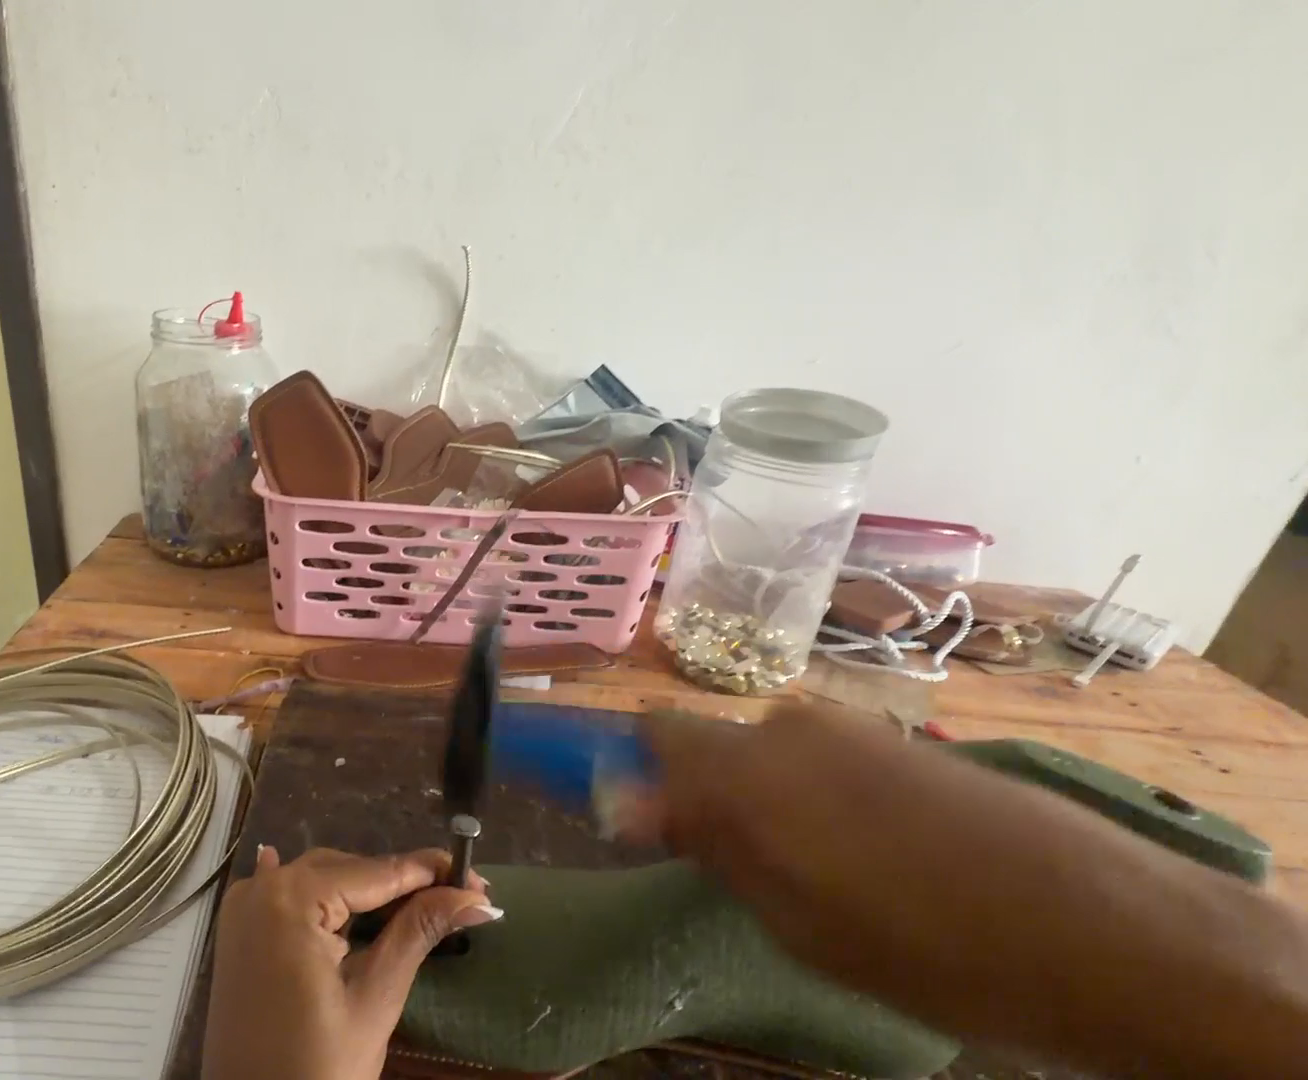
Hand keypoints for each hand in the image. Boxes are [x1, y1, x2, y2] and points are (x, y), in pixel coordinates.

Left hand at [202, 847, 500, 1079]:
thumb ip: (417, 934)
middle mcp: (261, 888)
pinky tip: (351, 888)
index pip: (374, 872)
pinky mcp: (239, 931)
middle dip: (403, 883)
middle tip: (460, 897)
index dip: (430, 873)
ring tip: (426, 903)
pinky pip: (291, 895)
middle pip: (348, 871)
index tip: (476, 878)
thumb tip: (472, 896)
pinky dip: (327, 896)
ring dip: (369, 890)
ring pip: (321, 880)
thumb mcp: (373, 1001)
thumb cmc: (315, 1071)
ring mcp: (244, 907)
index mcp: (291, 898)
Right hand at [611, 701, 1307, 1079]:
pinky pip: (817, 754)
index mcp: (746, 769)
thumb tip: (620, 801)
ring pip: (763, 751)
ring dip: (761, 795)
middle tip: (730, 862)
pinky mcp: (894, 736)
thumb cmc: (923, 944)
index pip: (648, 731)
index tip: (616, 802)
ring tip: (815, 868)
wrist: (1106, 925)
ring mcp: (845, 726)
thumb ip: (708, 846)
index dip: (621, 760)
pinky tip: (869, 850)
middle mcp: (784, 727)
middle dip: (699, 791)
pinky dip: (811, 792)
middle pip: (705, 742)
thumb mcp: (796, 921)